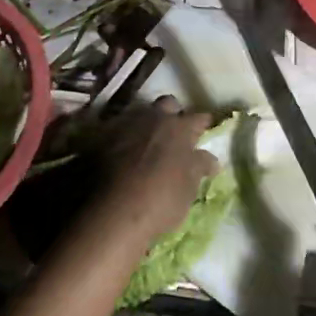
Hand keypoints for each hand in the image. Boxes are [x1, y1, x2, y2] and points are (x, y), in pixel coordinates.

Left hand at [85, 96, 219, 244]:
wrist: (114, 212)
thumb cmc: (161, 201)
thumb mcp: (189, 188)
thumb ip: (200, 167)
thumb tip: (212, 159)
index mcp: (179, 128)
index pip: (198, 118)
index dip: (203, 123)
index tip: (206, 127)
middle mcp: (154, 118)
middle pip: (167, 104)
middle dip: (173, 113)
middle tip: (175, 130)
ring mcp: (127, 125)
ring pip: (142, 113)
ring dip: (148, 123)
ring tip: (149, 141)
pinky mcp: (104, 137)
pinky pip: (119, 128)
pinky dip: (126, 136)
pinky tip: (126, 151)